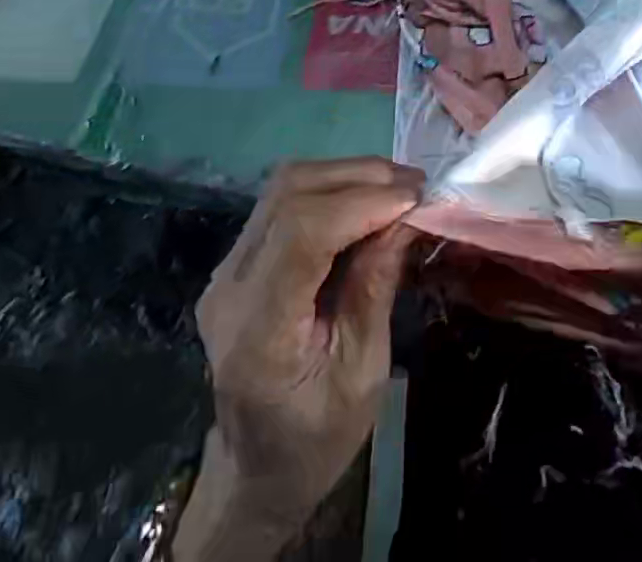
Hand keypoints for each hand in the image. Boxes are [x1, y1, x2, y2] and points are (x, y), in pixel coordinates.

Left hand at [173, 158, 421, 561]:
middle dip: (358, 178)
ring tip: (398, 188)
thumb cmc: (317, 439)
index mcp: (258, 329)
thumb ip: (375, 288)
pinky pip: (280, 204)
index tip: (415, 199)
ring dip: (344, 176)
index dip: (361, 203)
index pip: (300, 234)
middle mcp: (229, 285)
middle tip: (417, 185)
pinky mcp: (235, 262)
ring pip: (282, 188)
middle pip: (288, 195)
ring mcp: (225, 269)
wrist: (255, 466)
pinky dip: (328, 191)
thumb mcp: (363, 373)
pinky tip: (365, 201)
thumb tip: (403, 218)